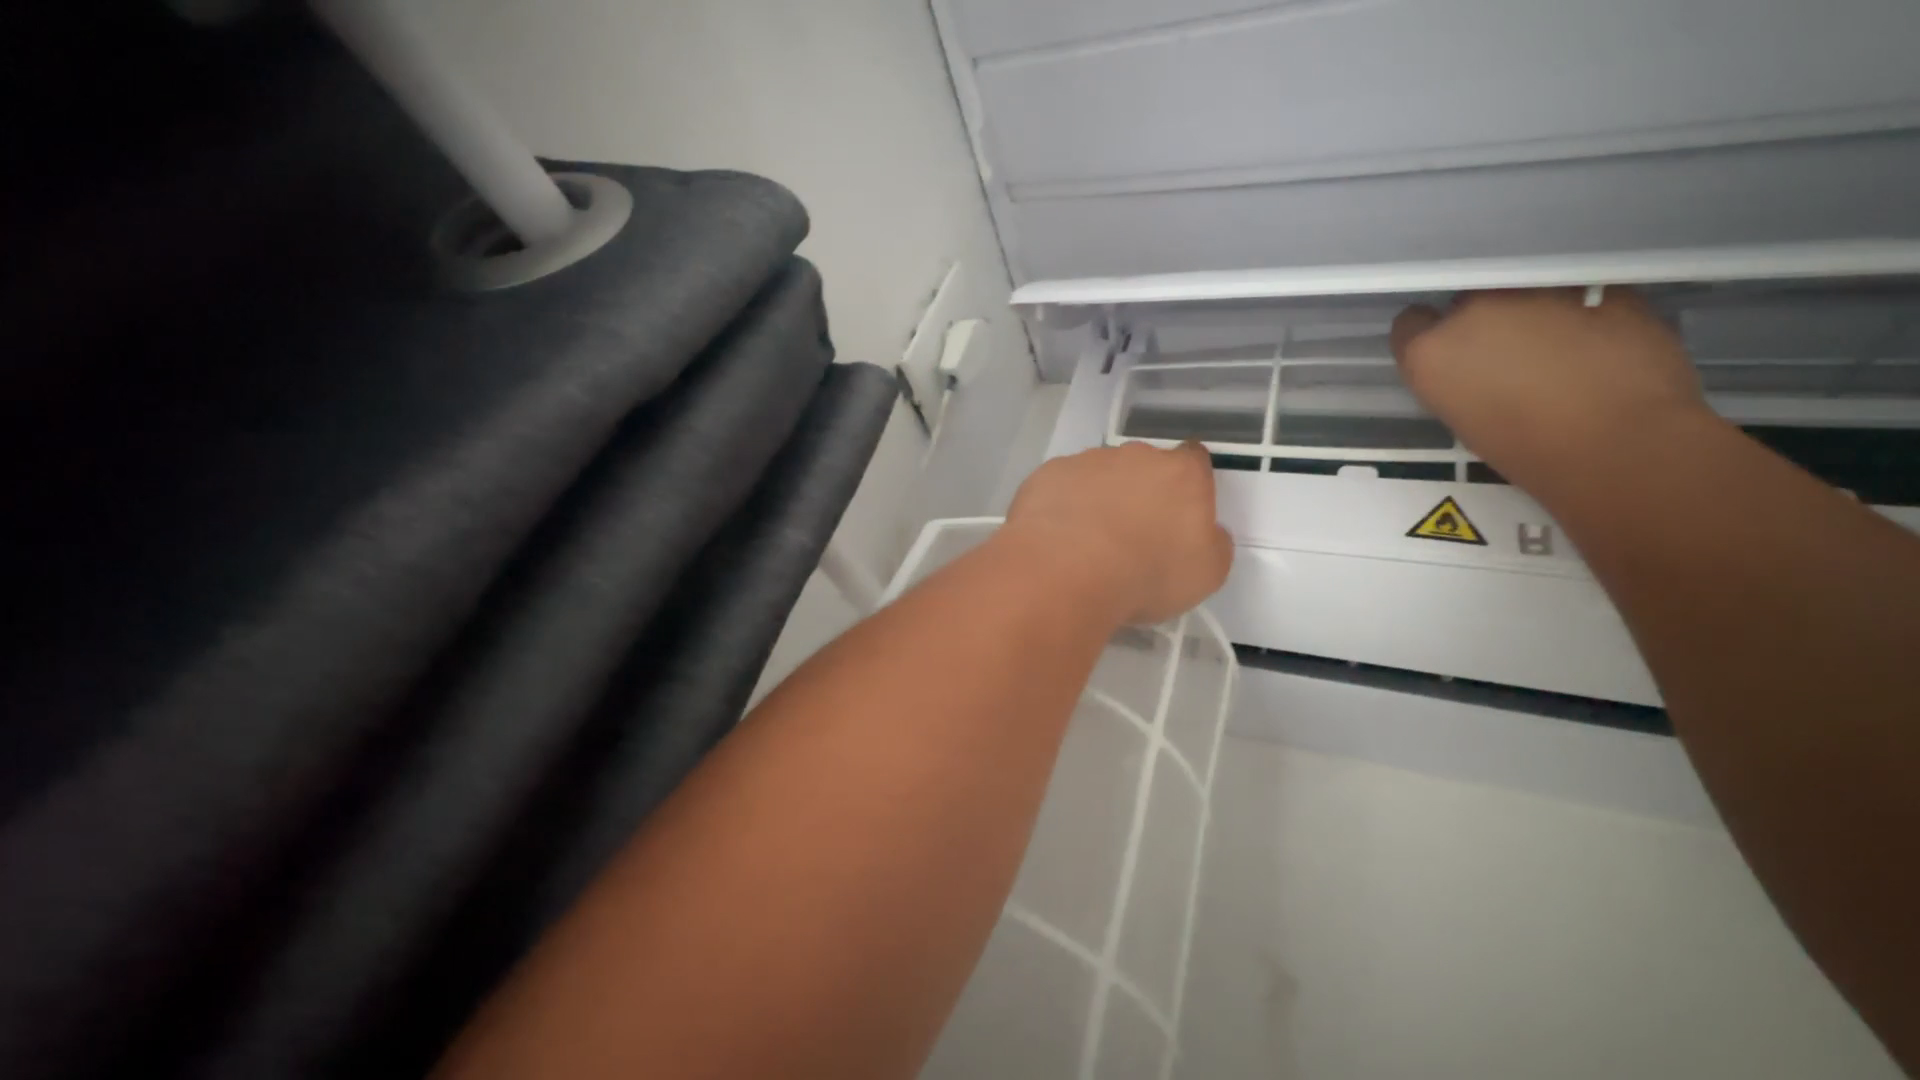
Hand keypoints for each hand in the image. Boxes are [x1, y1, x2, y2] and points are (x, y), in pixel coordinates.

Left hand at [999, 441, 1232, 624]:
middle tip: (1133, 535)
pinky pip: (1061, 487)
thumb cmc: (1148, 573)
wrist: (1067, 570)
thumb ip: (1214, 544)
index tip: (1180, 513)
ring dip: (1099, 498)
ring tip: (1089, 543)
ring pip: (1099, 474)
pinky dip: (1062, 507)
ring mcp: (1086, 462)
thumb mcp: (1206, 574)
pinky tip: (1057, 540)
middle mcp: (1135, 456)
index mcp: (1181, 474)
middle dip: (1140, 491)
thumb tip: (1208, 532)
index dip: (1189, 484)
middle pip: (1144, 465)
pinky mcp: (1046, 476)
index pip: (1194, 460)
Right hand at [1391, 289, 1715, 490]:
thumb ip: (1457, 382)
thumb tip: (1476, 370)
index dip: (1432, 338)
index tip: (1454, 358)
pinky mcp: (1596, 287)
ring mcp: (1536, 292)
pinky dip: (1586, 312)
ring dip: (1535, 313)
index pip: (1411, 325)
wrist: (1622, 444)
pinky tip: (1603, 345)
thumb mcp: (1466, 422)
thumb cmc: (1530, 453)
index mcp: (1431, 352)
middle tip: (1511, 357)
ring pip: (1525, 293)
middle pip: (1469, 302)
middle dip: (1486, 322)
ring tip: (1562, 351)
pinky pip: (1579, 294)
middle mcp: (1473, 310)